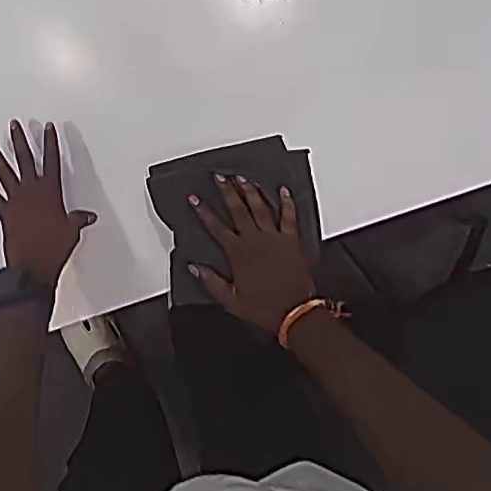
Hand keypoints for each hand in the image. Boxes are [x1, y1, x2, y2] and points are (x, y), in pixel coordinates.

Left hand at [0, 120, 95, 285]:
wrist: (33, 266)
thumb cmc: (54, 248)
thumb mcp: (72, 231)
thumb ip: (77, 220)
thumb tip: (87, 217)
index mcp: (50, 191)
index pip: (52, 160)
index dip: (50, 142)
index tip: (48, 127)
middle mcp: (31, 191)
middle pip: (25, 159)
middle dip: (19, 140)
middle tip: (14, 125)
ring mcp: (15, 200)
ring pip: (5, 172)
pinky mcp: (4, 213)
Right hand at [190, 174, 317, 333]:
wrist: (295, 314)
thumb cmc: (265, 307)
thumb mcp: (231, 300)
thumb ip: (211, 281)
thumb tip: (195, 267)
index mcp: (238, 252)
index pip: (215, 226)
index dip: (203, 211)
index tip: (195, 199)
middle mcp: (254, 240)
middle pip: (237, 209)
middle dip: (227, 191)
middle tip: (220, 177)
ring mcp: (274, 238)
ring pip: (260, 208)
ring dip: (250, 191)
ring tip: (243, 178)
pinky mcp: (291, 241)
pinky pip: (289, 217)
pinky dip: (287, 203)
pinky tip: (283, 191)